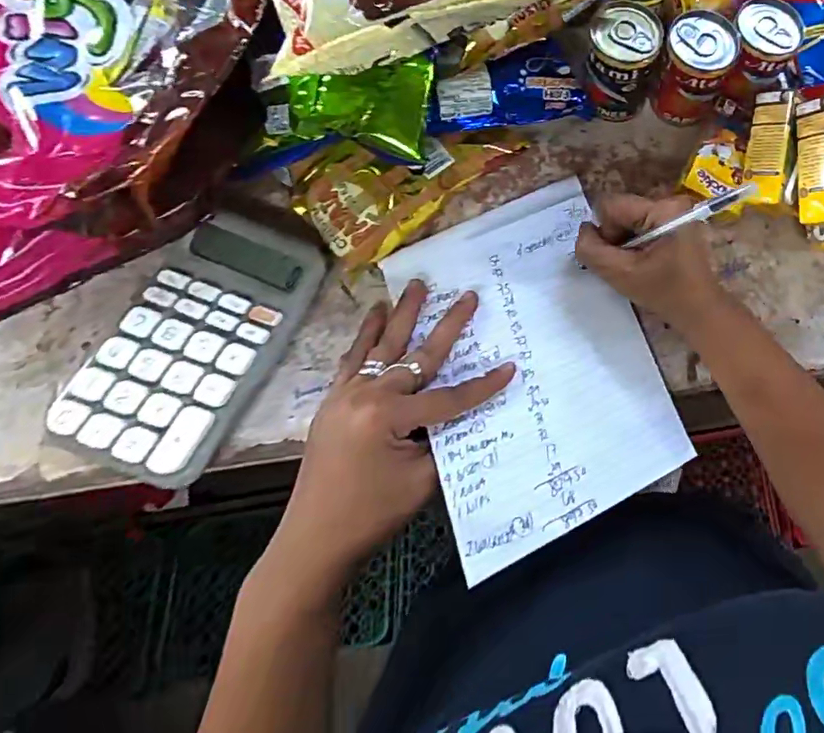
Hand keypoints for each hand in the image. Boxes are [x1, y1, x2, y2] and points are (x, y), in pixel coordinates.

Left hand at [271, 281, 514, 586]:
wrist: (313, 538)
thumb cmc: (370, 515)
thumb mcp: (418, 484)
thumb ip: (443, 443)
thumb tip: (461, 415)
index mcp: (388, 416)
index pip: (447, 398)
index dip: (481, 387)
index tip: (510, 367)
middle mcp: (366, 394)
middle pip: (415, 356)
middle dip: (446, 326)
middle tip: (466, 296)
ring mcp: (345, 393)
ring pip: (382, 346)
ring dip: (402, 315)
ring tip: (416, 286)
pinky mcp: (333, 400)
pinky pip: (353, 359)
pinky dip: (365, 335)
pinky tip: (374, 315)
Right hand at [575, 194, 729, 329]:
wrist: (701, 310)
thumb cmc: (664, 293)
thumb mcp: (619, 274)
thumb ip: (591, 249)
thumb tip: (584, 230)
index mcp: (663, 209)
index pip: (610, 206)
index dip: (606, 232)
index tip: (620, 256)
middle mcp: (670, 202)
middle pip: (620, 210)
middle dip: (616, 236)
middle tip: (628, 263)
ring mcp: (674, 211)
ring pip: (627, 217)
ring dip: (624, 241)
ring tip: (638, 264)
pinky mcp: (675, 221)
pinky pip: (640, 223)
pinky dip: (636, 242)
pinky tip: (646, 261)